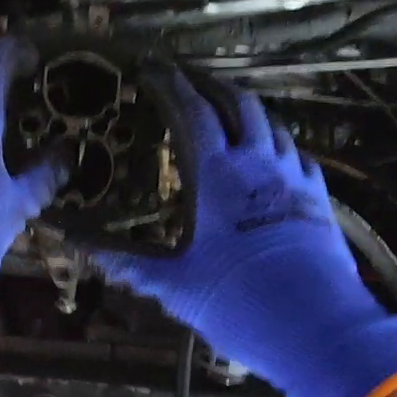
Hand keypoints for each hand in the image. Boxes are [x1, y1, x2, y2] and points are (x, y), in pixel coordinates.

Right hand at [95, 73, 396, 396]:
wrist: (322, 330)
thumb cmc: (239, 303)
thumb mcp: (175, 285)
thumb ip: (126, 262)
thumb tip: (74, 244)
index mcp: (219, 175)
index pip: (193, 111)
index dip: (172, 83)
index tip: (152, 66)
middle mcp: (259, 163)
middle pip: (238, 103)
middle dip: (211, 83)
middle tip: (188, 77)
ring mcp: (295, 178)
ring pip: (271, 124)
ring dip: (245, 109)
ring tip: (224, 109)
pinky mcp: (319, 198)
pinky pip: (295, 153)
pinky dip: (274, 141)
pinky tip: (268, 155)